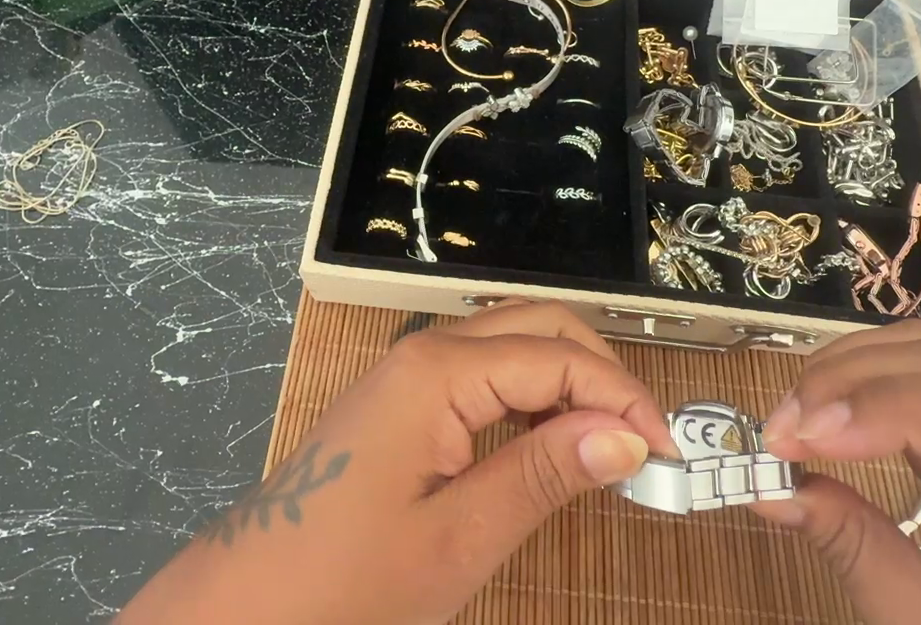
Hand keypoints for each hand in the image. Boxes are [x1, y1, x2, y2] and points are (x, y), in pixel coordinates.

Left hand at [118, 301, 678, 624]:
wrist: (251, 596)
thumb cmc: (349, 577)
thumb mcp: (457, 538)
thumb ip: (544, 474)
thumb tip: (628, 435)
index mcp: (440, 370)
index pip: (558, 357)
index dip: (622, 398)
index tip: (669, 453)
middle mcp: (428, 347)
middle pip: (539, 324)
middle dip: (601, 371)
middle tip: (644, 440)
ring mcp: (413, 365)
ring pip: (514, 338)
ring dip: (570, 375)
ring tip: (610, 438)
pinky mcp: (407, 391)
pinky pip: (486, 366)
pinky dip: (533, 388)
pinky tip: (552, 432)